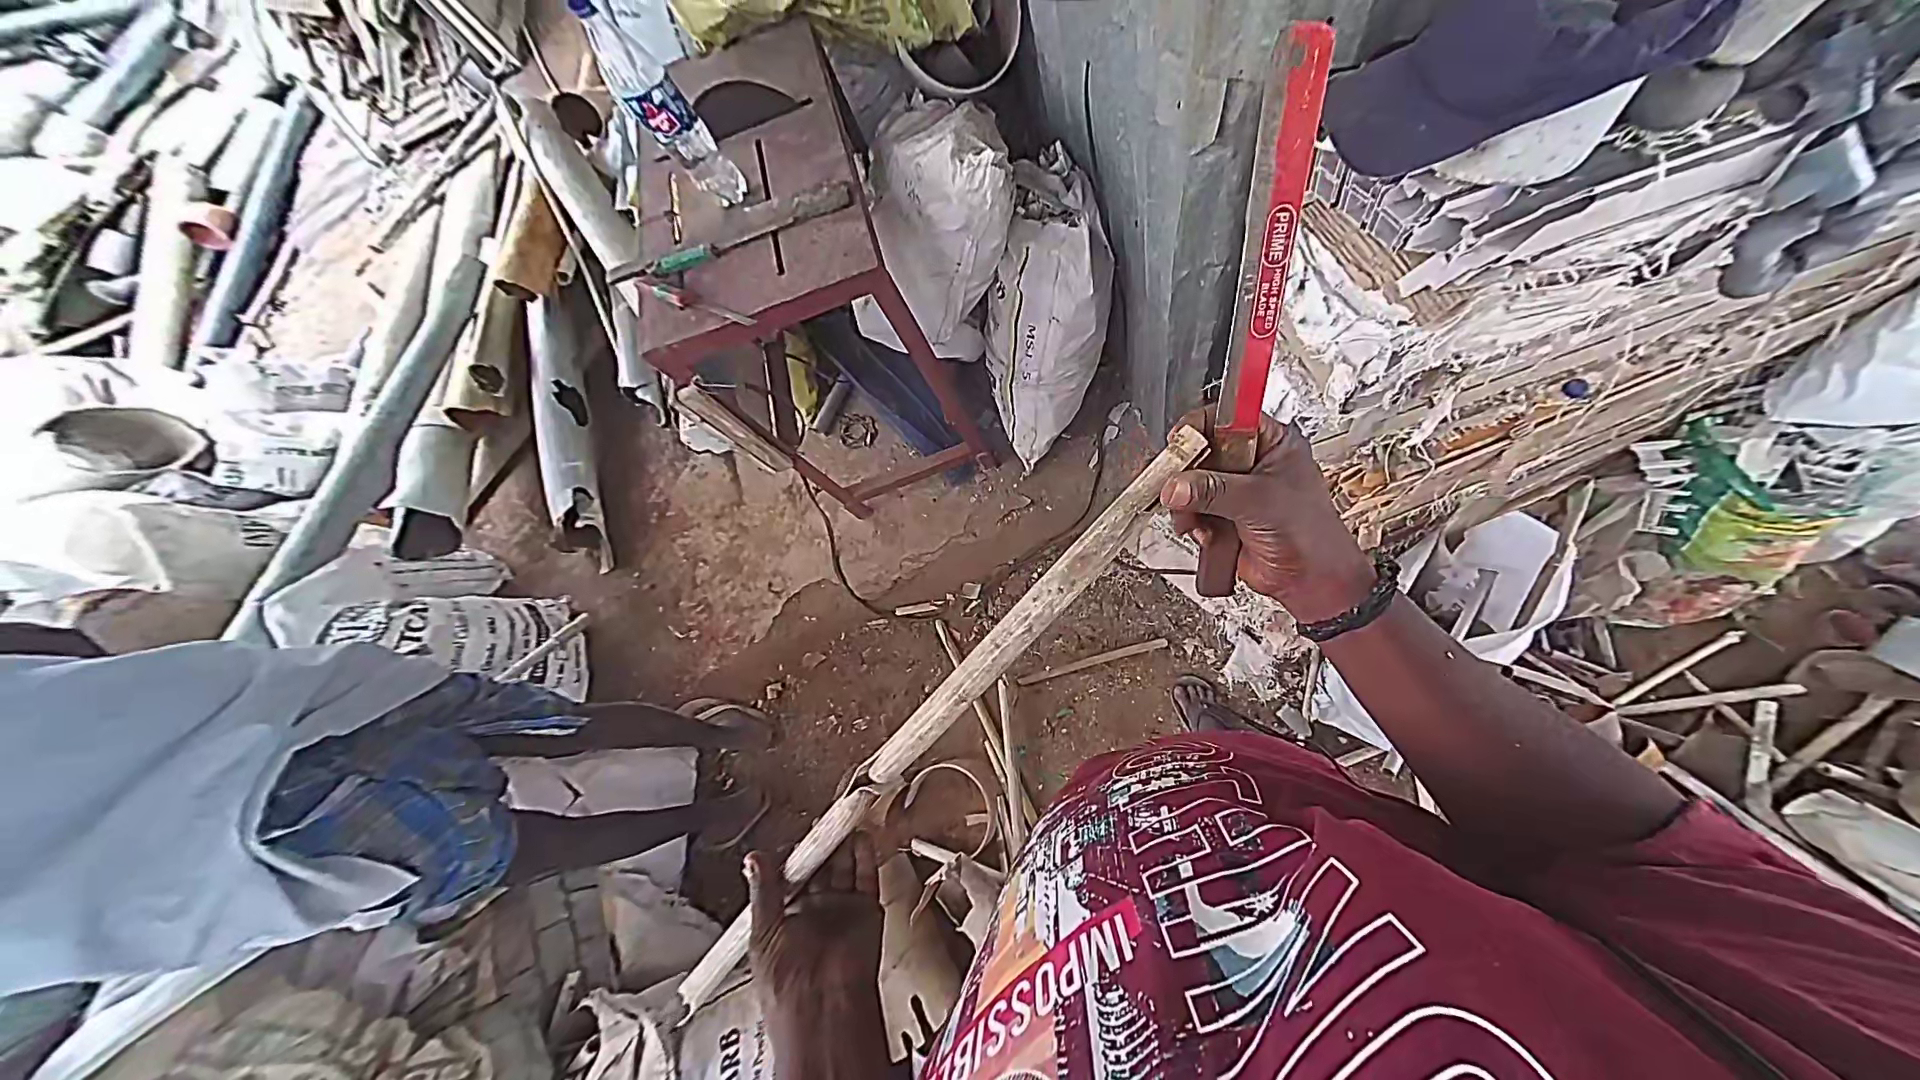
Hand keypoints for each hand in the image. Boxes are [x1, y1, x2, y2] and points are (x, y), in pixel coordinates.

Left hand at [747, 836, 889, 1079]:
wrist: (822, 1006)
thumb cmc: (787, 985)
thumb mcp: (764, 932)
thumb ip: (763, 891)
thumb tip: (753, 860)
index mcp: (787, 917)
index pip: (793, 874)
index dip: (795, 853)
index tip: (798, 834)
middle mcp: (816, 911)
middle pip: (821, 866)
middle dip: (822, 844)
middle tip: (823, 821)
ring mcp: (842, 909)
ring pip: (844, 866)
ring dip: (844, 844)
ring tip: (842, 820)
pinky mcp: (865, 910)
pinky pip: (866, 876)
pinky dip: (865, 856)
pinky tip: (860, 837)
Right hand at [1159, 411, 1375, 621]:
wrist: (1309, 580)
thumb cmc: (1309, 535)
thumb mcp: (1258, 501)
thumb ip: (1213, 489)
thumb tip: (1176, 486)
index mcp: (1271, 442)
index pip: (1228, 417)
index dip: (1200, 426)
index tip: (1180, 440)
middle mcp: (1251, 461)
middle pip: (1202, 451)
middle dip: (1186, 472)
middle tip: (1176, 483)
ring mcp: (1235, 489)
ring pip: (1191, 482)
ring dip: (1185, 502)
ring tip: (1193, 517)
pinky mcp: (1222, 514)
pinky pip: (1191, 508)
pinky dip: (1189, 520)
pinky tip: (1203, 531)